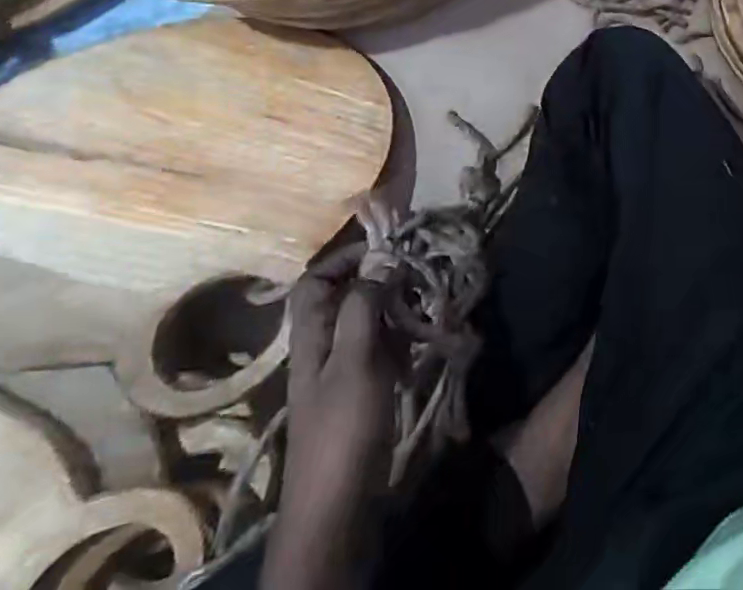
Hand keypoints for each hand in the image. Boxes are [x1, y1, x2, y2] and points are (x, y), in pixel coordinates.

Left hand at [264, 247, 398, 589]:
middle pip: (346, 295)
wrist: (339, 496)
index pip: (316, 281)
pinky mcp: (365, 384)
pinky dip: (404, 331)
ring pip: (369, 318)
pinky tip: (428, 332)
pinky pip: (384, 343)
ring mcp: (345, 366)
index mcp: (312, 335)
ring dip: (398, 303)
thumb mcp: (354, 361)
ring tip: (430, 297)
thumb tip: (380, 263)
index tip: (388, 247)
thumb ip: (363, 308)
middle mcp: (325, 344)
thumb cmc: (344, 424)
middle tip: (420, 269)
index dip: (345, 258)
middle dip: (381, 277)